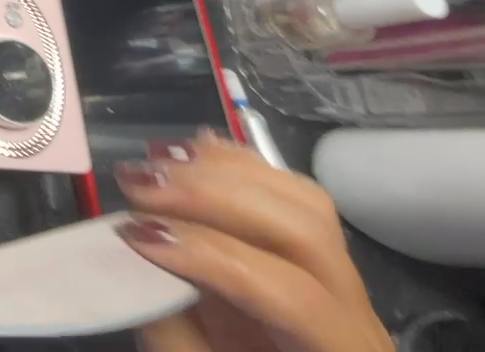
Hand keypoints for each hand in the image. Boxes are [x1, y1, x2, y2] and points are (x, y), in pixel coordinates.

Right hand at [115, 132, 391, 351]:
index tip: (133, 233)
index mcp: (339, 351)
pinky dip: (228, 160)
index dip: (210, 255)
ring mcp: (338, 271)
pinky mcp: (306, 244)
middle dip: (210, 194)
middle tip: (136, 184)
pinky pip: (284, 187)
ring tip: (153, 161)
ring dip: (218, 168)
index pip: (291, 292)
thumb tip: (129, 254)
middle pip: (303, 228)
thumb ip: (169, 325)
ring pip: (299, 197)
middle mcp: (355, 307)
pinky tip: (182, 152)